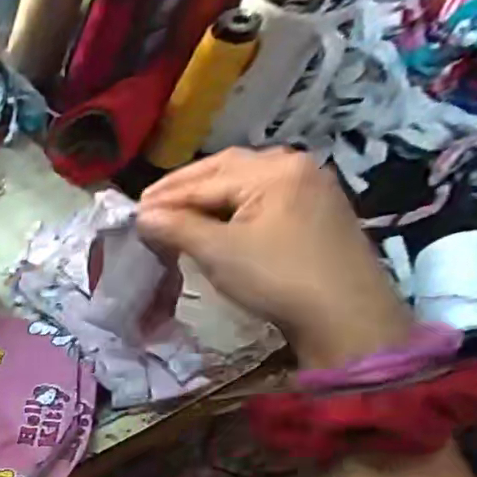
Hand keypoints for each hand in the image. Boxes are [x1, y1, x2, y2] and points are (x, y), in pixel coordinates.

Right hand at [136, 148, 412, 367]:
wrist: (343, 311)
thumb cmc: (276, 277)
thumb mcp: (219, 252)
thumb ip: (178, 228)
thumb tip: (142, 216)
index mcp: (272, 170)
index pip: (204, 180)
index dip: (165, 196)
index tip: (132, 211)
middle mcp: (294, 165)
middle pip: (227, 169)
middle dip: (186, 186)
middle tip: (151, 204)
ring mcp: (309, 185)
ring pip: (246, 180)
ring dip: (209, 191)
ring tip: (179, 209)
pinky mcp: (316, 208)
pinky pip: (263, 194)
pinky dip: (231, 202)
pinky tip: (217, 216)